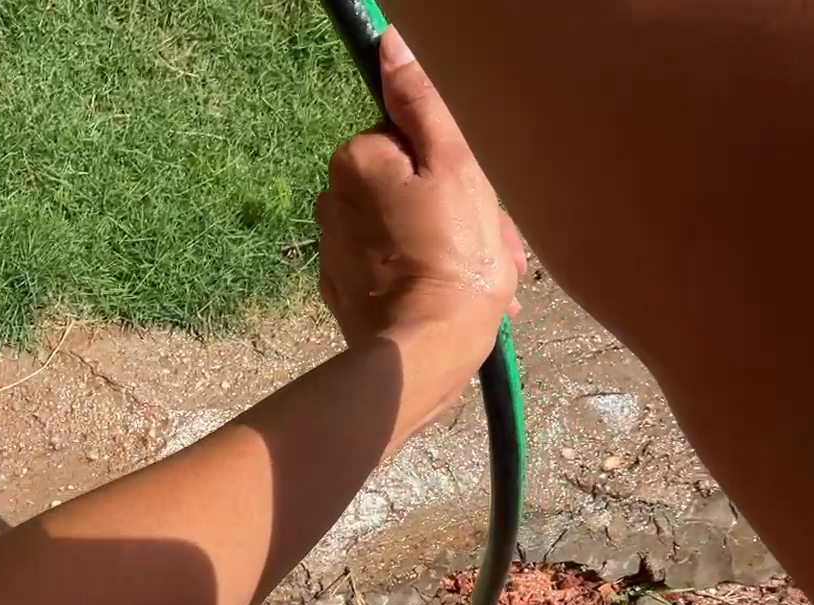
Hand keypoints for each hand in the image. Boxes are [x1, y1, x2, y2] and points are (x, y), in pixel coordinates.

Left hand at [316, 27, 524, 362]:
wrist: (423, 348)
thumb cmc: (451, 252)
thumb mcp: (452, 163)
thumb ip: (420, 103)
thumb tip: (391, 46)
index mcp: (352, 165)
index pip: (406, 140)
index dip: (449, 164)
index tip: (470, 195)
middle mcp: (329, 206)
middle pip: (403, 186)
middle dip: (449, 208)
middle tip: (483, 240)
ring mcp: (331, 253)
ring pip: (402, 228)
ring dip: (443, 243)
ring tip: (475, 272)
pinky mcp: (341, 292)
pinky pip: (389, 268)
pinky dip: (421, 275)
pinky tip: (450, 294)